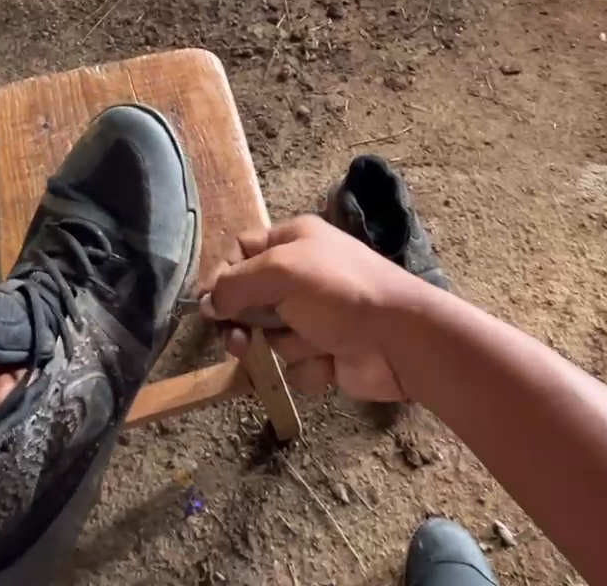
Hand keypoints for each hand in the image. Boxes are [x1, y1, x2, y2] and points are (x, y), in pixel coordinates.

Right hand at [201, 214, 429, 400]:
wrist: (401, 338)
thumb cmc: (340, 291)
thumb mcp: (281, 271)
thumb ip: (236, 283)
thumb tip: (206, 302)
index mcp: (292, 240)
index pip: (241, 250)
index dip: (222, 275)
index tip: (208, 304)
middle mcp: (300, 273)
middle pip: (249, 297)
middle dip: (242, 320)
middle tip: (237, 340)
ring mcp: (313, 315)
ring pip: (270, 334)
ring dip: (284, 343)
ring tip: (308, 342)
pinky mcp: (325, 352)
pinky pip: (295, 363)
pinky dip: (308, 365)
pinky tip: (329, 360)